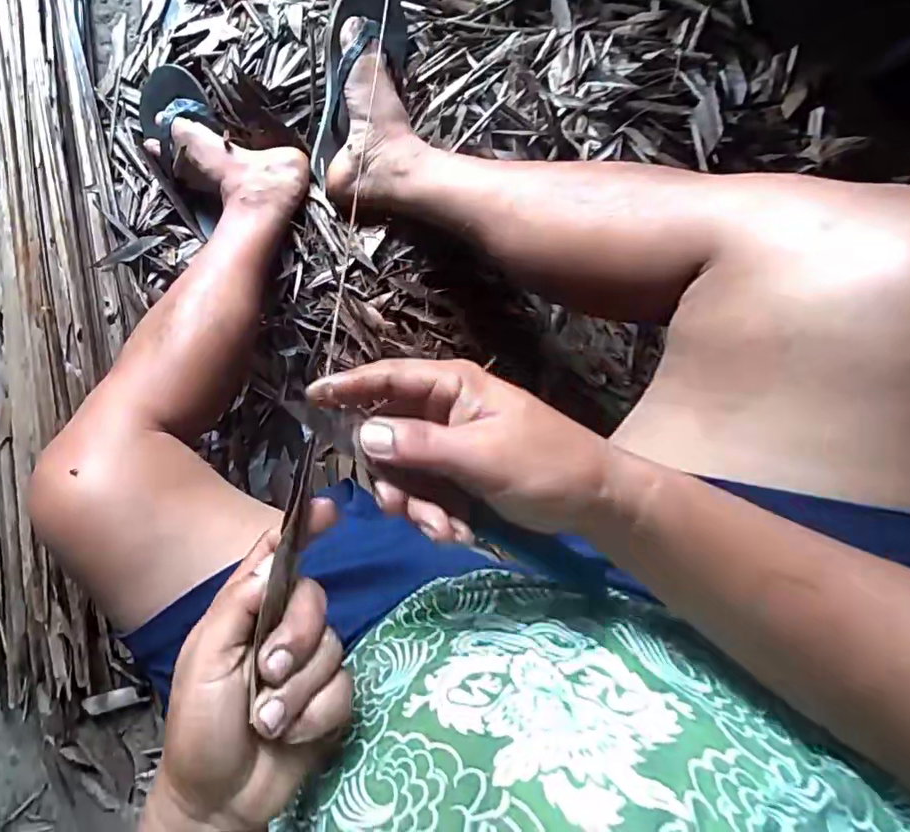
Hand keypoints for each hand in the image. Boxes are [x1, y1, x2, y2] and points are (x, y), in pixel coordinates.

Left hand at [143, 498, 351, 830]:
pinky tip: (289, 732)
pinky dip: (314, 714)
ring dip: (298, 689)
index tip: (327, 510)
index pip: (277, 555)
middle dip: (296, 636)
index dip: (303, 529)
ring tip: (267, 718)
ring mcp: (305, 661)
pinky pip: (342, 688)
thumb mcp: (206, 657)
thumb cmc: (199, 720)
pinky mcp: (327, 698)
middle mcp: (280, 625)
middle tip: (268, 670)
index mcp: (247, 606)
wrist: (219, 796)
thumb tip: (271, 560)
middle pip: (313, 599)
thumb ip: (237, 605)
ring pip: (330, 646)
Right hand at [307, 358, 615, 536]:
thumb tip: (363, 434)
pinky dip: (433, 514)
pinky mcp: (454, 473)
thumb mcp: (482, 456)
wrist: (597, 504)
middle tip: (400, 509)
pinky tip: (458, 531)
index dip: (348, 385)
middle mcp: (442, 410)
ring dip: (415, 504)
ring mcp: (447, 443)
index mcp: (451, 386)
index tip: (312, 397)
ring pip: (402, 470)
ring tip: (446, 529)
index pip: (389, 378)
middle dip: (392, 477)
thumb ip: (420, 446)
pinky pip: (423, 491)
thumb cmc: (546, 464)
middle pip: (387, 434)